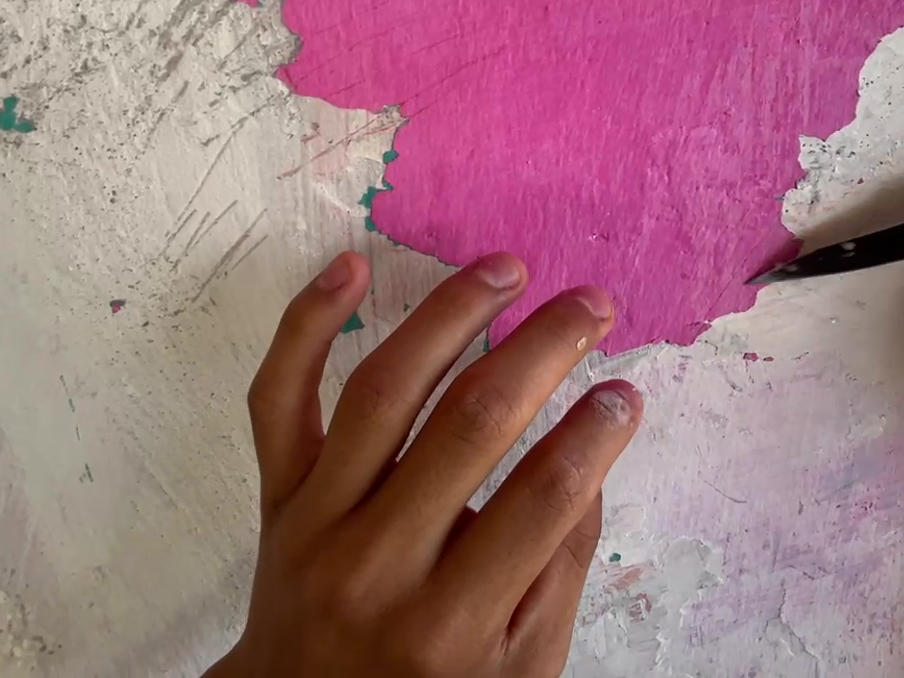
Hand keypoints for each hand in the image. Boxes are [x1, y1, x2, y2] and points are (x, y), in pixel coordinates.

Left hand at [207, 251, 641, 677]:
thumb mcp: (520, 669)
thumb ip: (560, 565)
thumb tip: (590, 452)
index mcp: (454, 623)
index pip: (543, 498)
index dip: (596, 433)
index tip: (626, 390)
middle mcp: (379, 562)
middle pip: (472, 424)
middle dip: (545, 347)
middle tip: (592, 302)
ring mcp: (316, 519)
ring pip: (384, 389)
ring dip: (452, 313)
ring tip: (507, 268)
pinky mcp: (277, 491)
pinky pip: (279, 398)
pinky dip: (306, 326)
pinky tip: (351, 266)